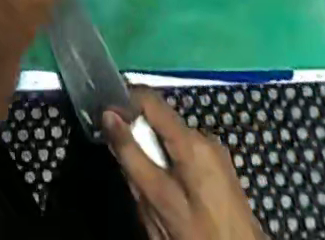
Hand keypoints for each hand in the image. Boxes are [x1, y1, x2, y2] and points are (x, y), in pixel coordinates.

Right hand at [104, 88, 266, 239]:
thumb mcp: (160, 201)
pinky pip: (185, 156)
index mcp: (192, 141)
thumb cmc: (202, 236)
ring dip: (154, 158)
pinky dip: (170, 168)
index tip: (105, 120)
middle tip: (129, 175)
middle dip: (139, 141)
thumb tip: (108, 115)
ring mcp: (215, 154)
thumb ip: (132, 156)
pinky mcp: (220, 170)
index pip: (150, 99)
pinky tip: (170, 200)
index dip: (124, 102)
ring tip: (151, 197)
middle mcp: (205, 138)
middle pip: (160, 123)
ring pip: (170, 142)